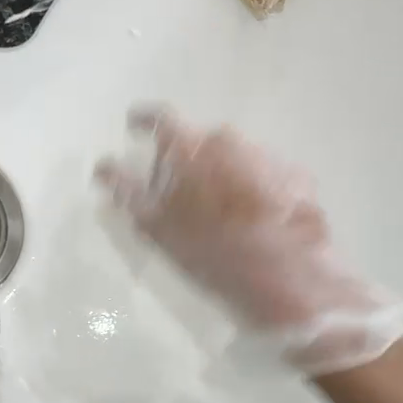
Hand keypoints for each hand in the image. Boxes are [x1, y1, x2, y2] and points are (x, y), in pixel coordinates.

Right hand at [94, 105, 402, 374]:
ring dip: (218, 174)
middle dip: (182, 159)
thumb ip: (125, 190)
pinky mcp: (298, 179)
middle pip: (196, 140)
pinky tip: (250, 221)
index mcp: (190, 146)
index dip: (141, 120)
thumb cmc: (214, 253)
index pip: (159, 117)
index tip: (132, 127)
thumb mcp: (156, 227)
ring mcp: (268, 157)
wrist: (297, 285)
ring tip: (215, 212)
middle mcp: (229, 140)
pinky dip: (249, 188)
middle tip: (174, 191)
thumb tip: (104, 167)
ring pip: (230, 157)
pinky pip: (261, 174)